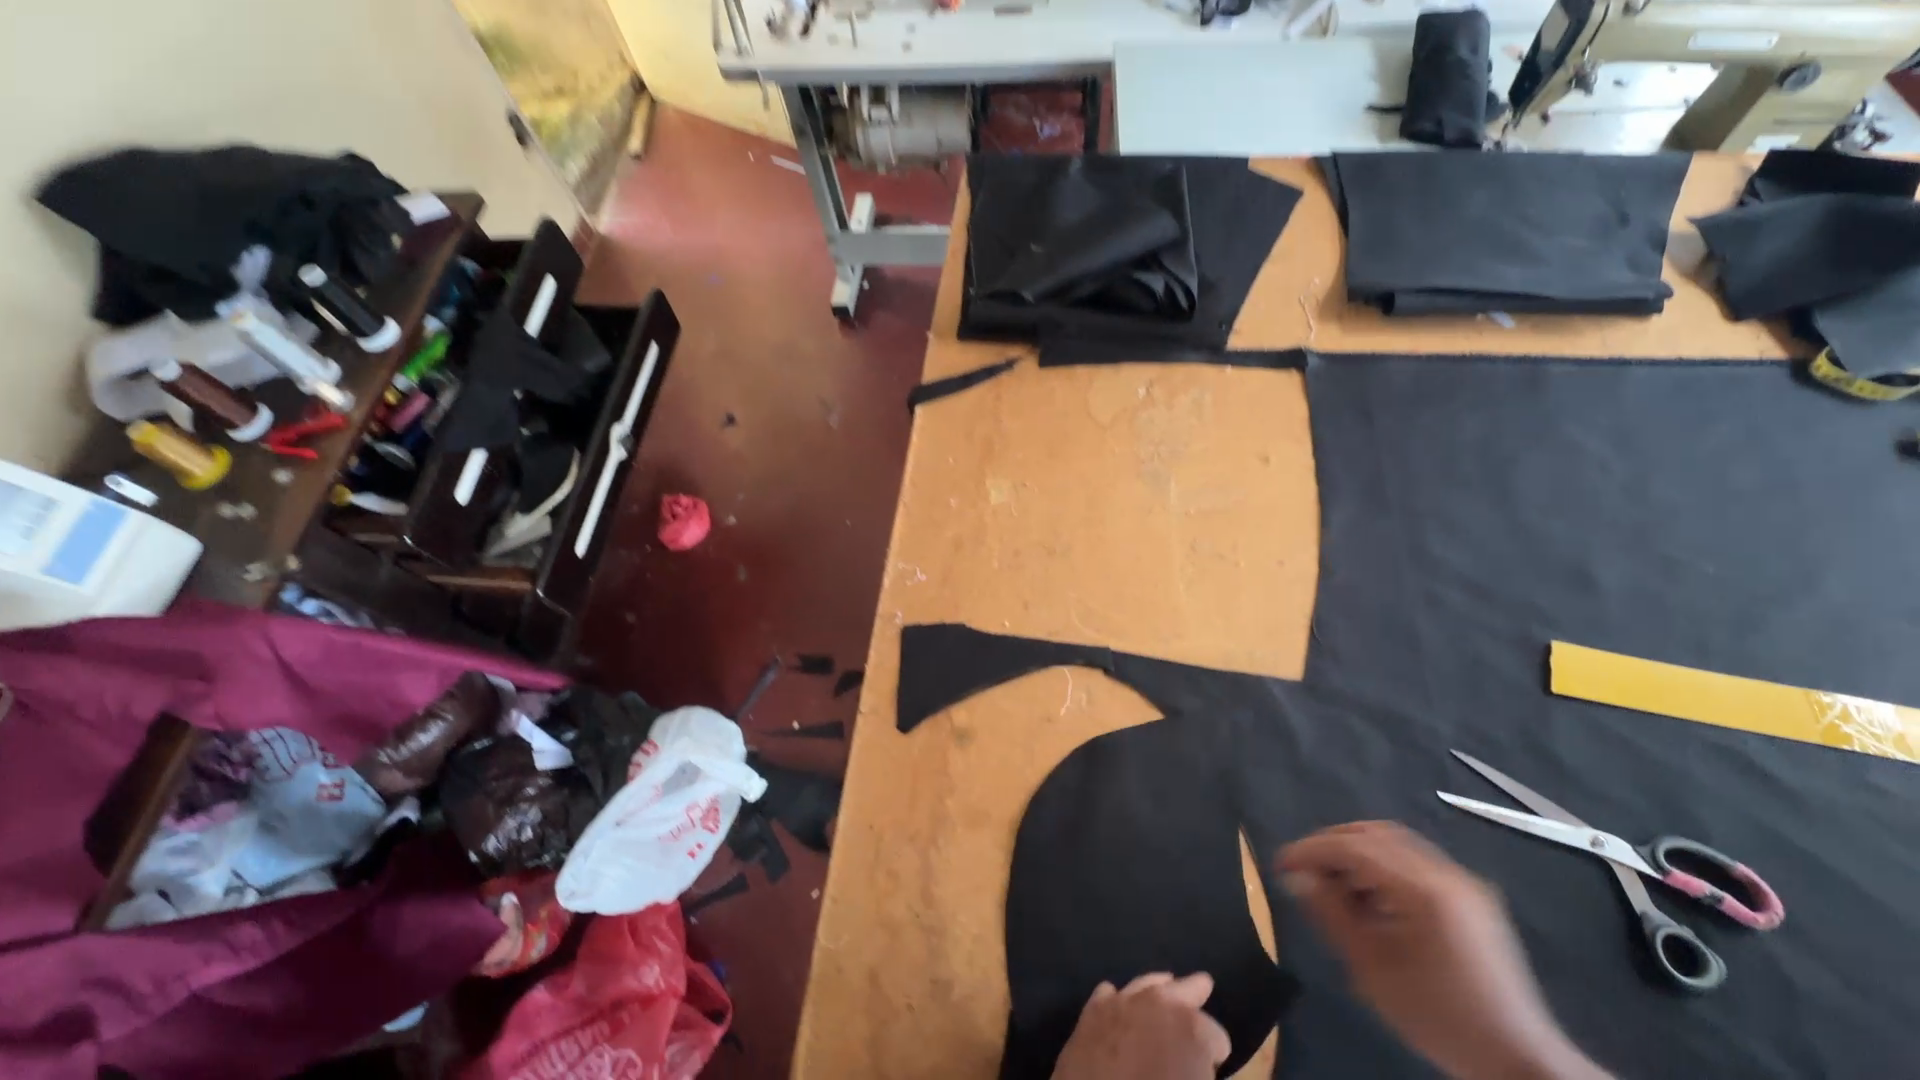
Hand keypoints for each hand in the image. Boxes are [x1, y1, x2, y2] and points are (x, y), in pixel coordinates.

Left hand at [1051, 973, 1230, 1079]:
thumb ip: (1197, 1067)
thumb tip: (1189, 1062)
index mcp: (1193, 1030)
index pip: (1216, 1038)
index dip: (1214, 1055)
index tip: (1209, 1066)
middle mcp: (1159, 1004)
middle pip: (1184, 990)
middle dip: (1194, 992)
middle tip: (1202, 985)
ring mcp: (1122, 1003)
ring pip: (1146, 985)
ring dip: (1157, 988)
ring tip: (1165, 984)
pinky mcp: (1092, 1012)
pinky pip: (1109, 996)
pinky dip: (1117, 1001)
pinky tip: (1119, 1004)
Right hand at [1278, 822, 1610, 1079]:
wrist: (1515, 1057)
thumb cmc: (1436, 1016)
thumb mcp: (1371, 969)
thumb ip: (1332, 914)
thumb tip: (1297, 877)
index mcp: (1423, 889)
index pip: (1354, 847)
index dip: (1312, 850)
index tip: (1280, 864)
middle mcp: (1447, 873)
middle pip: (1378, 833)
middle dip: (1333, 843)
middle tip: (1303, 867)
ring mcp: (1465, 883)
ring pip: (1399, 844)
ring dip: (1359, 852)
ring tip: (1331, 883)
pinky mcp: (1473, 898)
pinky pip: (1418, 863)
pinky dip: (1385, 866)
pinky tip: (1369, 897)